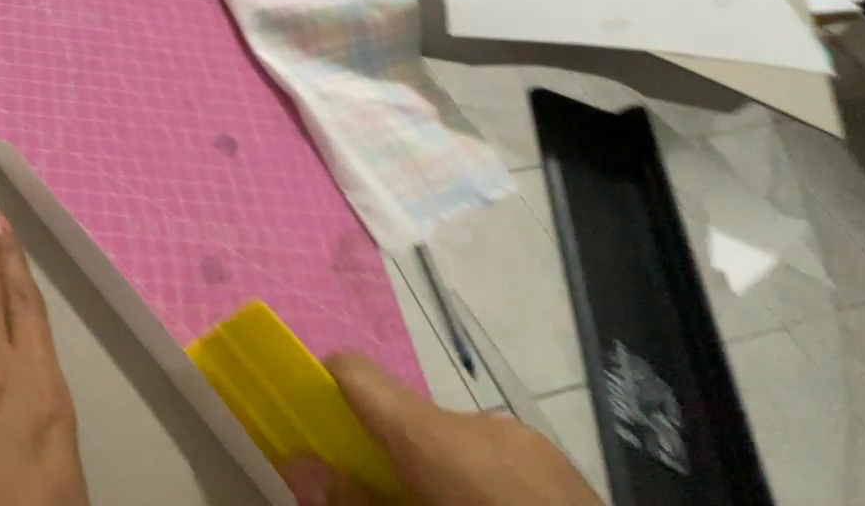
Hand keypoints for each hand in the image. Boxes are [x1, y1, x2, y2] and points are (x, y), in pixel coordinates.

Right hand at [280, 352, 603, 505]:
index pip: (354, 371)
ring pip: (456, 440)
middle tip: (396, 499)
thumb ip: (354, 500)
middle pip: (406, 415)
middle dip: (392, 454)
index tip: (317, 423)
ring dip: (444, 473)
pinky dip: (487, 484)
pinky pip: (502, 459)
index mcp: (433, 437)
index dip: (327, 387)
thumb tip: (297, 462)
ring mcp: (529, 443)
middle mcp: (477, 423)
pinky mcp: (567, 467)